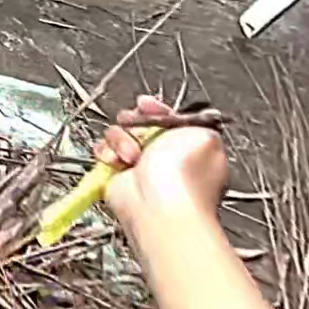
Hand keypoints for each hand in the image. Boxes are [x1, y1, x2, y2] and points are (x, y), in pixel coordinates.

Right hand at [95, 95, 227, 236]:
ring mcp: (138, 163)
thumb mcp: (206, 137)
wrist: (157, 202)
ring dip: (119, 140)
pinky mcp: (115, 172)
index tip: (146, 106)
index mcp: (186, 145)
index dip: (154, 109)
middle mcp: (162, 154)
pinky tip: (116, 162)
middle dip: (132, 122)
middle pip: (136, 122)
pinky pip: (103, 150)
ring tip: (131, 157)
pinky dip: (106, 153)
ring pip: (116, 133)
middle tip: (136, 130)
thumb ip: (195, 121)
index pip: (164, 116)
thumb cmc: (184, 174)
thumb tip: (180, 119)